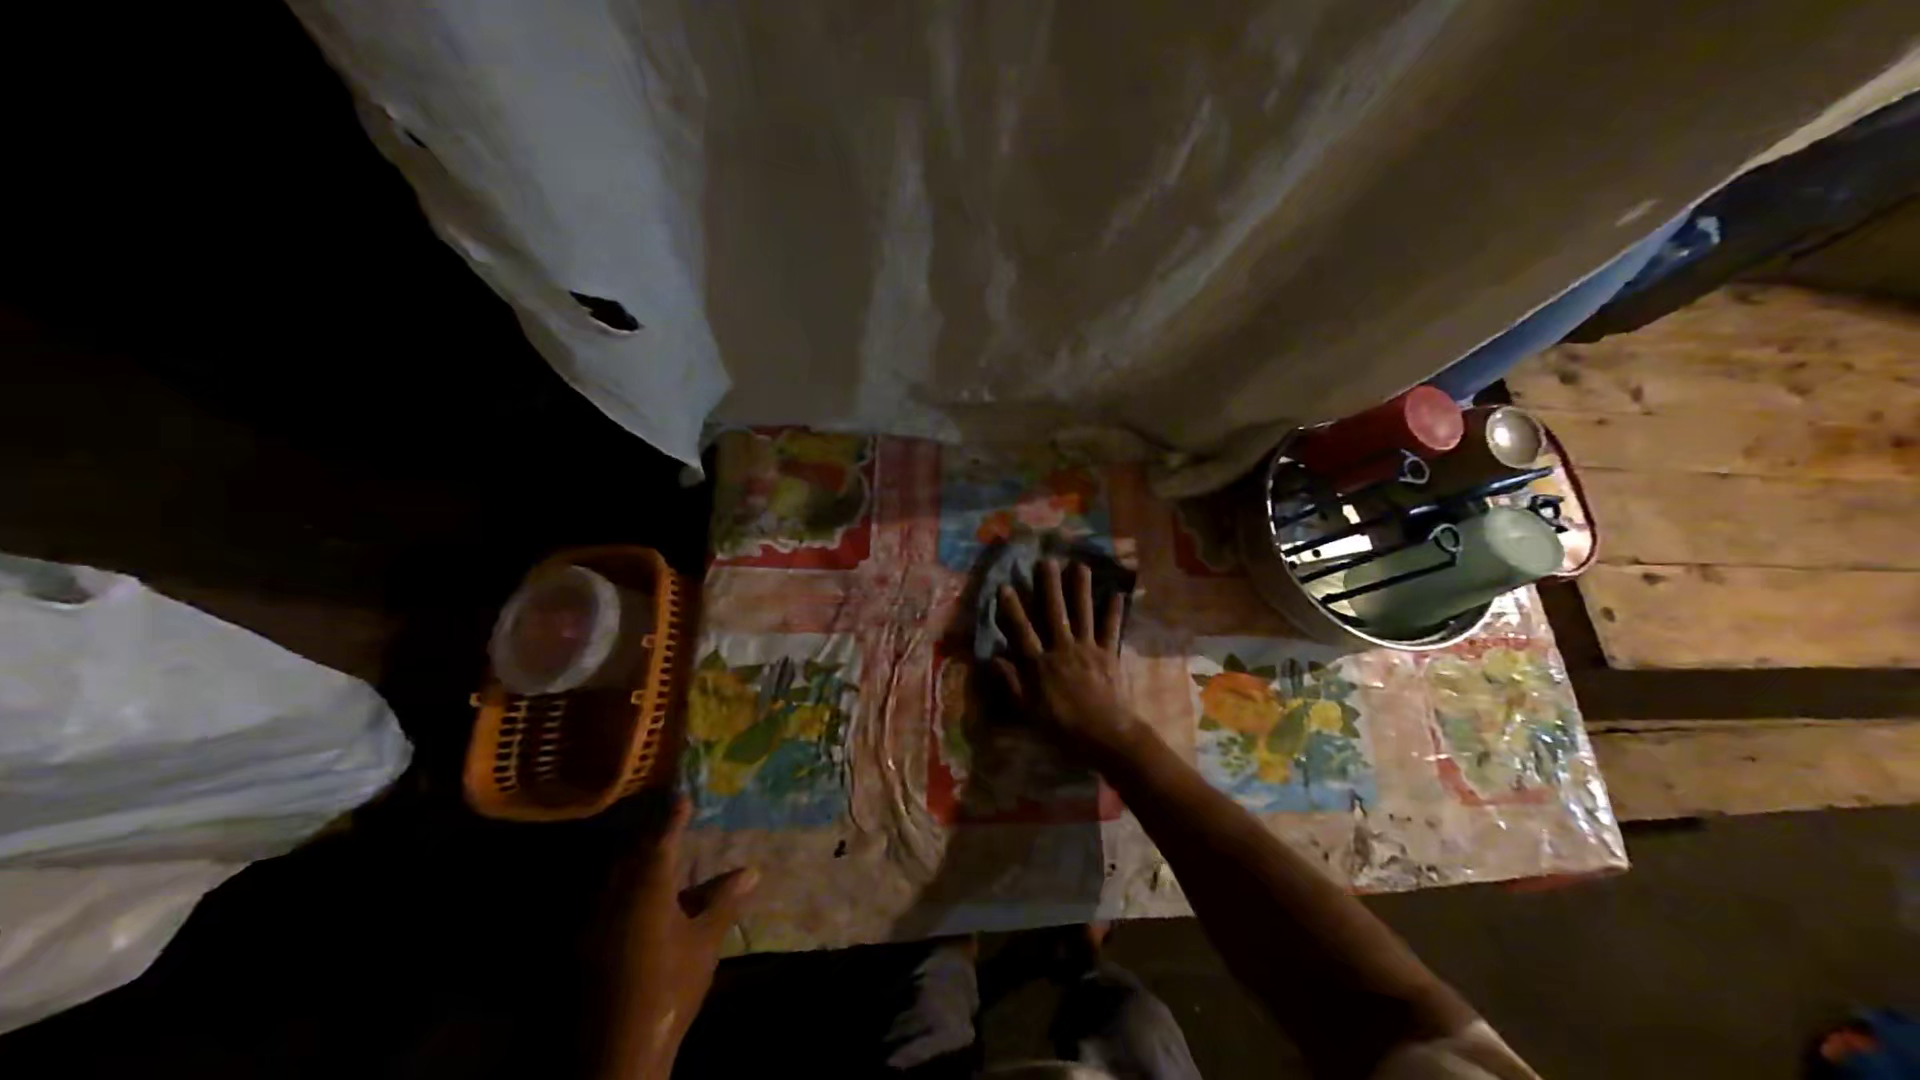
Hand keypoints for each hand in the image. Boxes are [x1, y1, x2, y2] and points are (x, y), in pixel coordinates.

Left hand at [601, 796, 756, 1079]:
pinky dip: (626, 889)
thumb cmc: (671, 983)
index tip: (683, 795)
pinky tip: (641, 898)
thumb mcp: (706, 940)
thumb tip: (751, 869)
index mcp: (647, 888)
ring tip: (659, 856)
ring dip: (638, 862)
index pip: (662, 840)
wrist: (621, 1045)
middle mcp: (616, 896)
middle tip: (671, 823)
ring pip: (617, 877)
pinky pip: (608, 899)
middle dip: (652, 837)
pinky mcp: (587, 943)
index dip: (674, 817)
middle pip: (633, 854)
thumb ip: (724, 900)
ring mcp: (596, 920)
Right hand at [993, 558, 1144, 755]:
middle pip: (1054, 612)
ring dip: (1081, 589)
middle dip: (1049, 585)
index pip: (1022, 630)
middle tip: (1047, 561)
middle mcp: (1063, 648)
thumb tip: (992, 658)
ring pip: (1083, 613)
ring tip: (1081, 565)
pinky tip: (1117, 594)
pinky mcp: (1108, 655)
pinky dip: (1114, 613)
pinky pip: (1111, 630)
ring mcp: (1088, 649)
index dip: (1013, 609)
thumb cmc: (1061, 725)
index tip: (1005, 586)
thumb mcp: (1027, 709)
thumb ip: (1010, 682)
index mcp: (1040, 663)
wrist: (1104, 734)